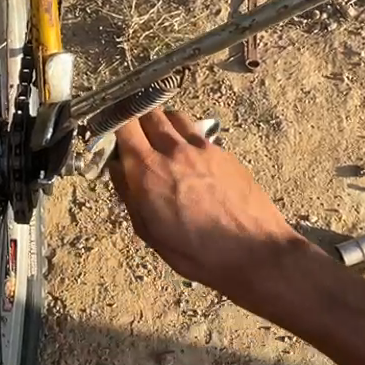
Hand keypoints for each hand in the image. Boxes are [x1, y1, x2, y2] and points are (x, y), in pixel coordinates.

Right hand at [107, 110, 310, 301]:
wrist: (253, 251)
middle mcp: (173, 151)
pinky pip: (198, 132)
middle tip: (135, 135)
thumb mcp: (150, 233)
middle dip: (137, 119)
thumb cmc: (199, 252)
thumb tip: (117, 170)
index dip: (114, 124)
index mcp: (148, 171)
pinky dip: (187, 136)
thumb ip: (129, 195)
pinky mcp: (224, 152)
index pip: (124, 126)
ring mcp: (202, 148)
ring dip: (163, 123)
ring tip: (162, 141)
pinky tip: (190, 158)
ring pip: (174, 116)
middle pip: (149, 112)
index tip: (111, 132)